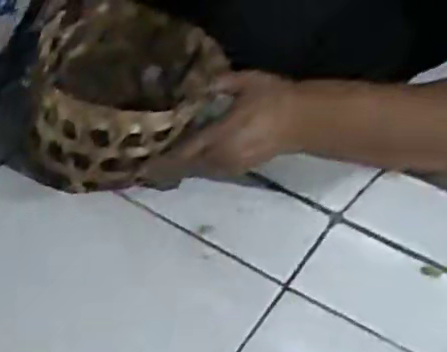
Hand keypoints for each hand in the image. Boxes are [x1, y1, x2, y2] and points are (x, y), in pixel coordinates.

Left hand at [154, 70, 304, 178]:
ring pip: (194, 171)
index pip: (185, 151)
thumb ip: (225, 83)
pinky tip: (188, 165)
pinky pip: (207, 173)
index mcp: (221, 134)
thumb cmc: (275, 99)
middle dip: (166, 166)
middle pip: (184, 166)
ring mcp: (225, 166)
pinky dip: (195, 169)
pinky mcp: (233, 172)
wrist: (301, 121)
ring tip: (162, 168)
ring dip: (180, 169)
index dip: (164, 159)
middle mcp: (219, 155)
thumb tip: (202, 83)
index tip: (145, 163)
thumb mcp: (250, 83)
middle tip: (148, 166)